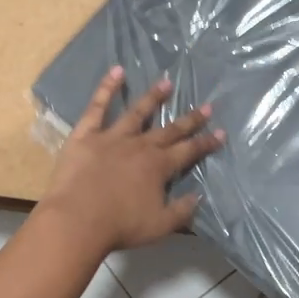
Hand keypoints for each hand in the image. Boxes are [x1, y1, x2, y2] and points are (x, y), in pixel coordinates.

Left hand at [37, 67, 224, 254]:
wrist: (77, 220)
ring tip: (167, 82)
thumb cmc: (120, 226)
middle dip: (190, 119)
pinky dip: (107, 88)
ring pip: (138, 112)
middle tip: (207, 106)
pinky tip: (117, 71)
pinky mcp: (86, 135)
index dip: (206, 143)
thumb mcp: (160, 226)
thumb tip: (198, 197)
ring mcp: (112, 137)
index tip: (221, 133)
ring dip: (154, 97)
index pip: (189, 151)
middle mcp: (140, 146)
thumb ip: (182, 211)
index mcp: (159, 167)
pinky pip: (97, 107)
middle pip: (169, 130)